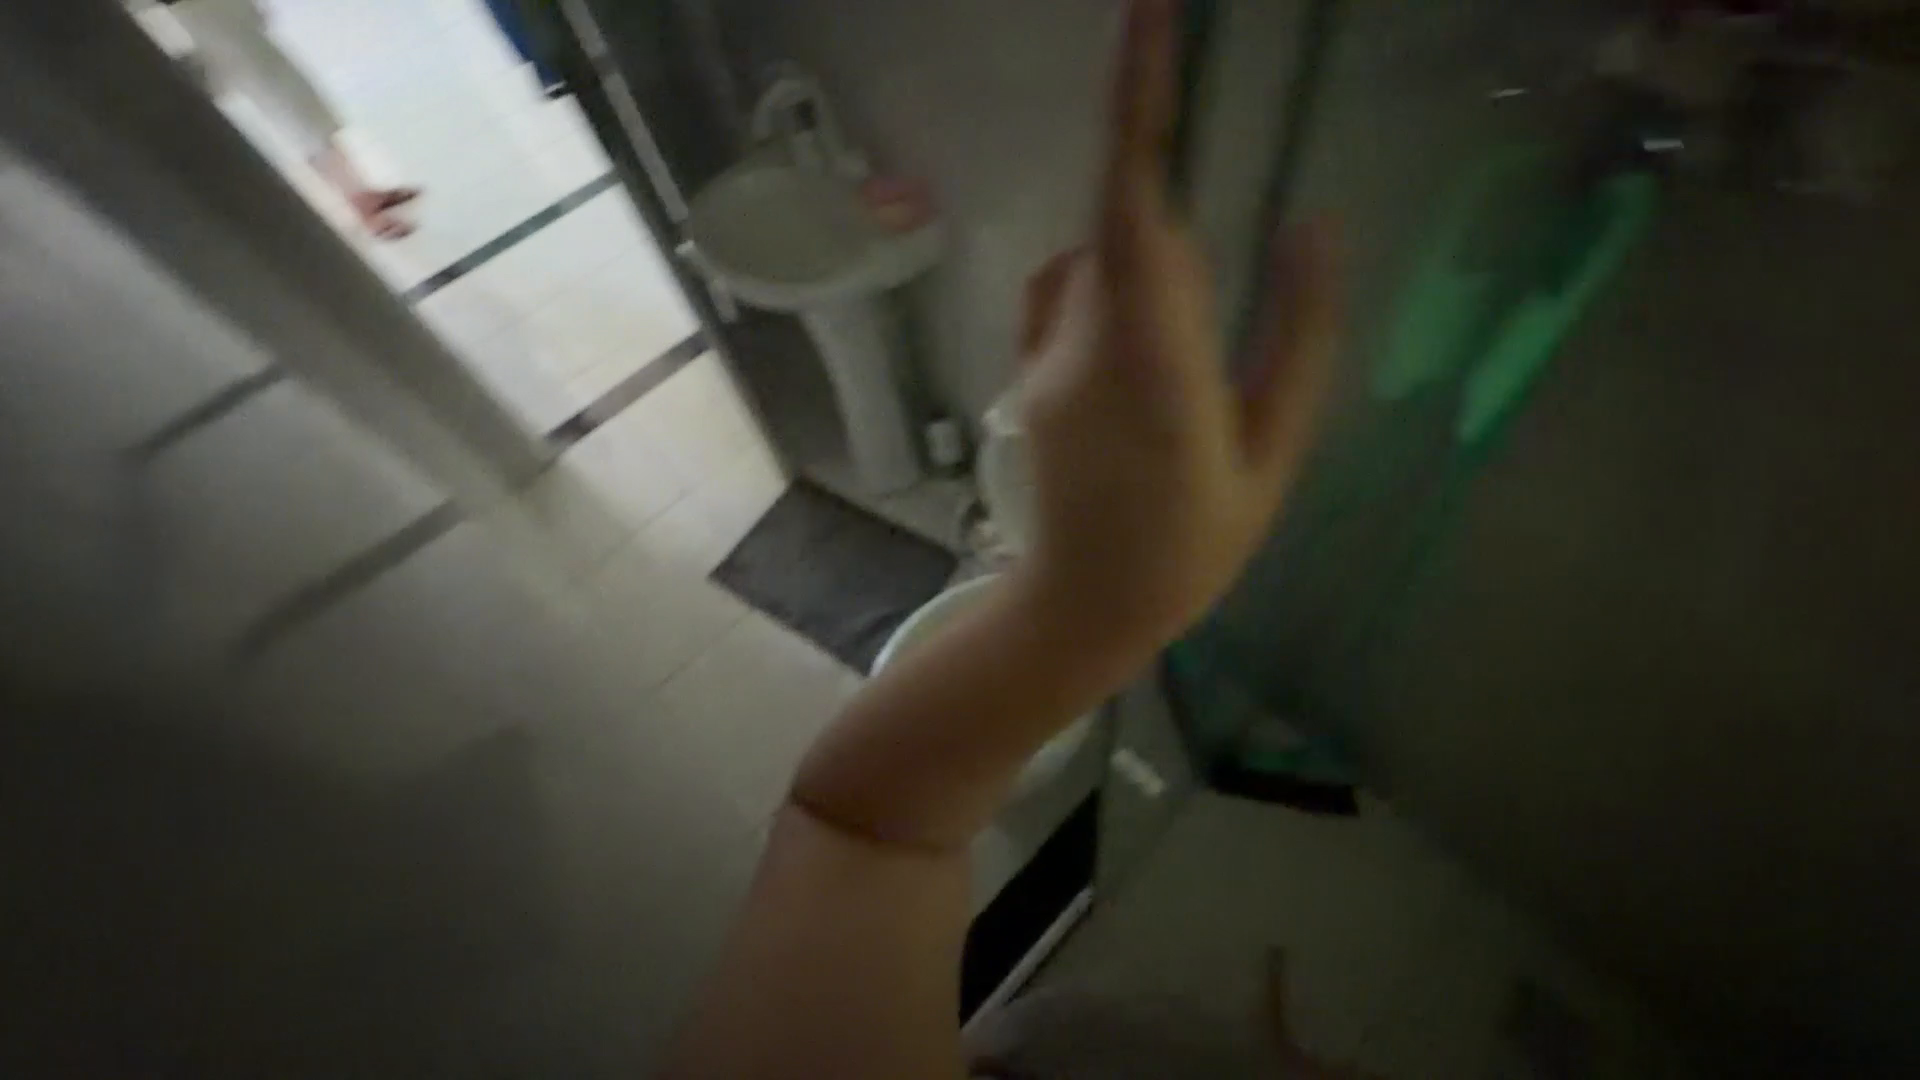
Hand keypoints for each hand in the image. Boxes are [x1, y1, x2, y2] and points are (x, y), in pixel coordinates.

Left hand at [1014, 0, 1340, 656]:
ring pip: (1099, 266)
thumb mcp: (1271, 455)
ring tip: (1173, 393)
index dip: (1139, 103)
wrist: (1083, 606)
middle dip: (1180, 249)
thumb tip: (1315, 226)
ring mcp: (1040, 359)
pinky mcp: (1023, 375)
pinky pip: (1069, 299)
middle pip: (1128, 232)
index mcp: (1154, 361)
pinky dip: (1111, 306)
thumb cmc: (1190, 549)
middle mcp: (1081, 342)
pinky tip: (1133, 383)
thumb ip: (1297, 338)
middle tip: (1204, 365)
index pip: (1137, 203)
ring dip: (1149, 287)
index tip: (1149, 12)